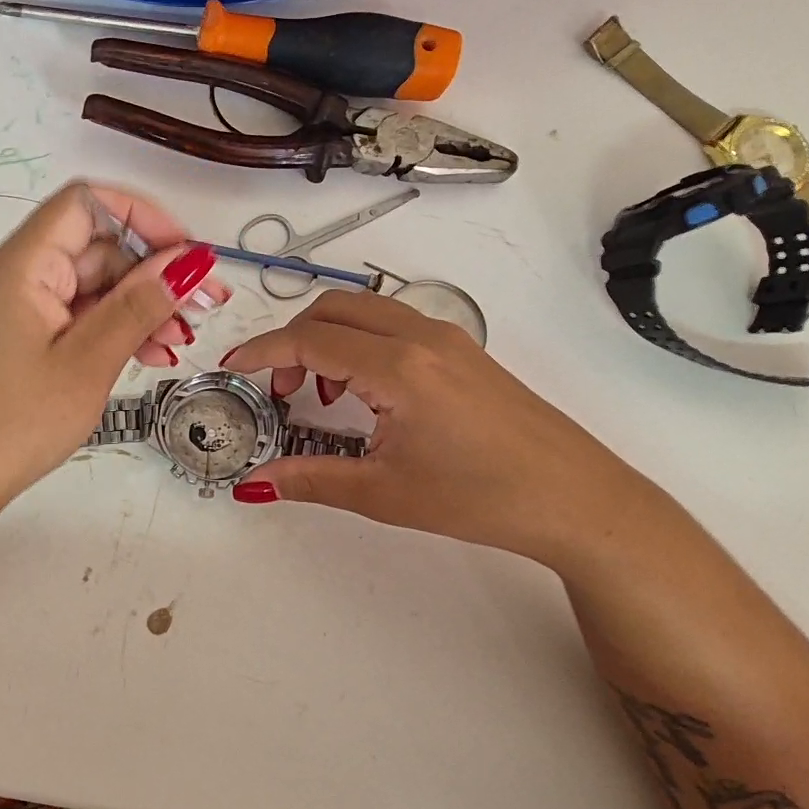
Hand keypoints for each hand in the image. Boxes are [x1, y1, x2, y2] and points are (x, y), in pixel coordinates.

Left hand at [0, 182, 226, 514]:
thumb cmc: (16, 422)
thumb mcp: (89, 360)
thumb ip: (141, 304)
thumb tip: (189, 261)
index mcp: (22, 264)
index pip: (87, 203)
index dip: (144, 217)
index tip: (187, 253)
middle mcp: (16, 274)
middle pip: (95, 246)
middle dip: (152, 271)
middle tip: (202, 307)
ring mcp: (18, 307)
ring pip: (92, 284)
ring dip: (140, 305)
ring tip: (178, 342)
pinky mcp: (22, 337)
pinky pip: (77, 315)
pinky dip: (113, 328)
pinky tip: (148, 355)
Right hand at [222, 291, 665, 565]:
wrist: (576, 499)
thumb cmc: (479, 498)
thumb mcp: (382, 494)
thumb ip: (308, 480)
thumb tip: (253, 485)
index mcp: (398, 369)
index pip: (309, 340)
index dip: (262, 352)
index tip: (232, 369)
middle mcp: (422, 339)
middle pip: (333, 309)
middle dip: (292, 342)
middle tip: (281, 393)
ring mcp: (448, 340)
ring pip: (365, 312)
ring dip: (327, 340)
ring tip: (322, 398)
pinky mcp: (464, 352)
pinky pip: (394, 326)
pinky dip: (359, 344)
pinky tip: (365, 396)